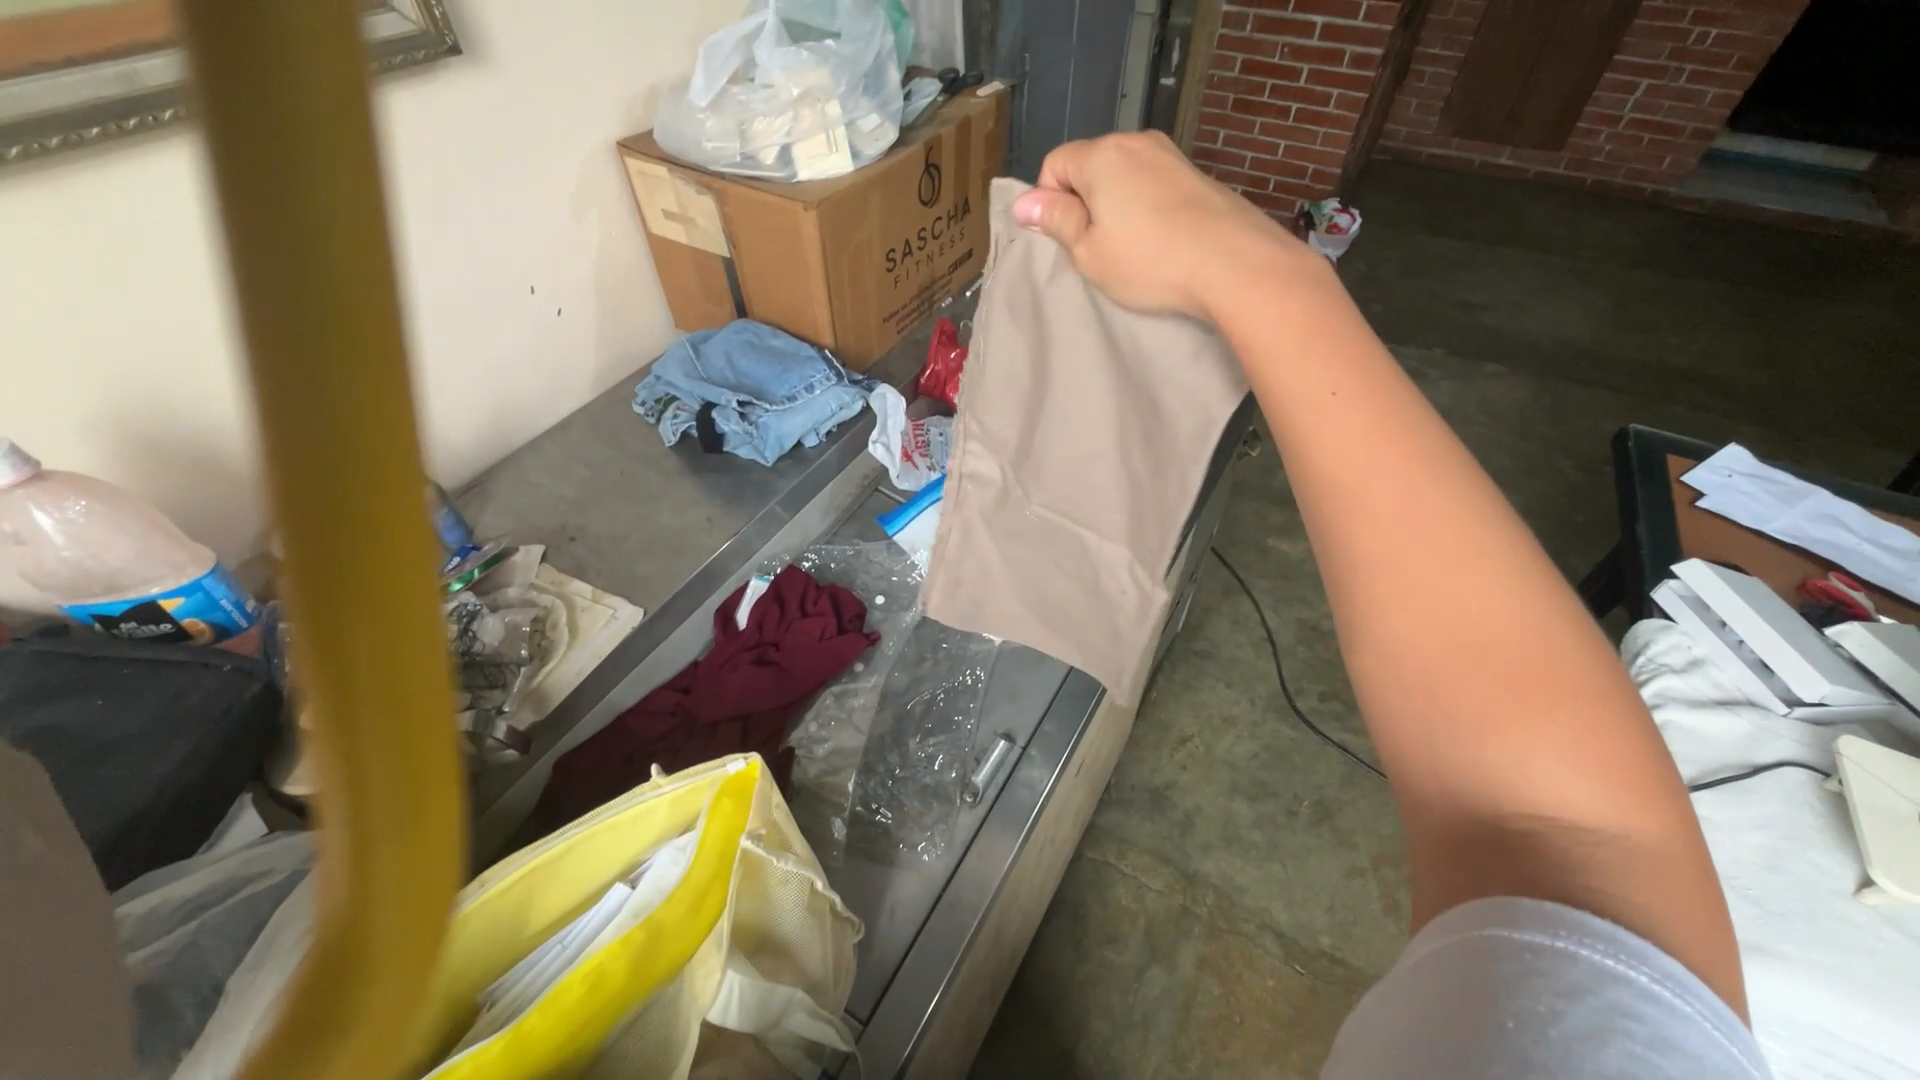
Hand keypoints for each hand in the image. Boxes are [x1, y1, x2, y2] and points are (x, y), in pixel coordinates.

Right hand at [1012, 132, 1321, 321]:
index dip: (1049, 202)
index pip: (1054, 164)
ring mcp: (1172, 156)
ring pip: (1124, 177)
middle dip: (1084, 203)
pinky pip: (1154, 187)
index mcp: (1102, 154)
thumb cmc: (1149, 261)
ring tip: (1131, 250)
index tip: (1064, 240)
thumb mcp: (1090, 252)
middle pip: (1091, 166)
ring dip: (1116, 208)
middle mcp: (1137, 142)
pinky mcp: (1198, 177)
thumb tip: (1023, 203)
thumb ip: (1057, 222)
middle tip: (1095, 250)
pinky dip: (1147, 210)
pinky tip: (1161, 244)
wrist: (1234, 264)